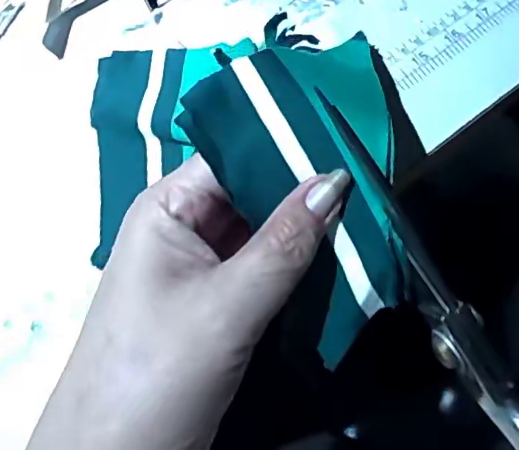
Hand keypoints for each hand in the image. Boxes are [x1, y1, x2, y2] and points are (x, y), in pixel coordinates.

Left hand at [28, 156, 351, 449]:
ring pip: (265, 227)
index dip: (288, 143)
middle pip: (255, 188)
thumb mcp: (227, 307)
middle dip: (305, 187)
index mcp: (169, 207)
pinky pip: (266, 262)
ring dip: (307, 225)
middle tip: (365, 176)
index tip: (344, 139)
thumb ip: (286, 242)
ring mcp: (201, 266)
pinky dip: (299, 259)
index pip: (237, 154)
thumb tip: (337, 179)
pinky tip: (340, 250)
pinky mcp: (217, 302)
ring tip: (364, 206)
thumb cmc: (153, 378)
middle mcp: (184, 226)